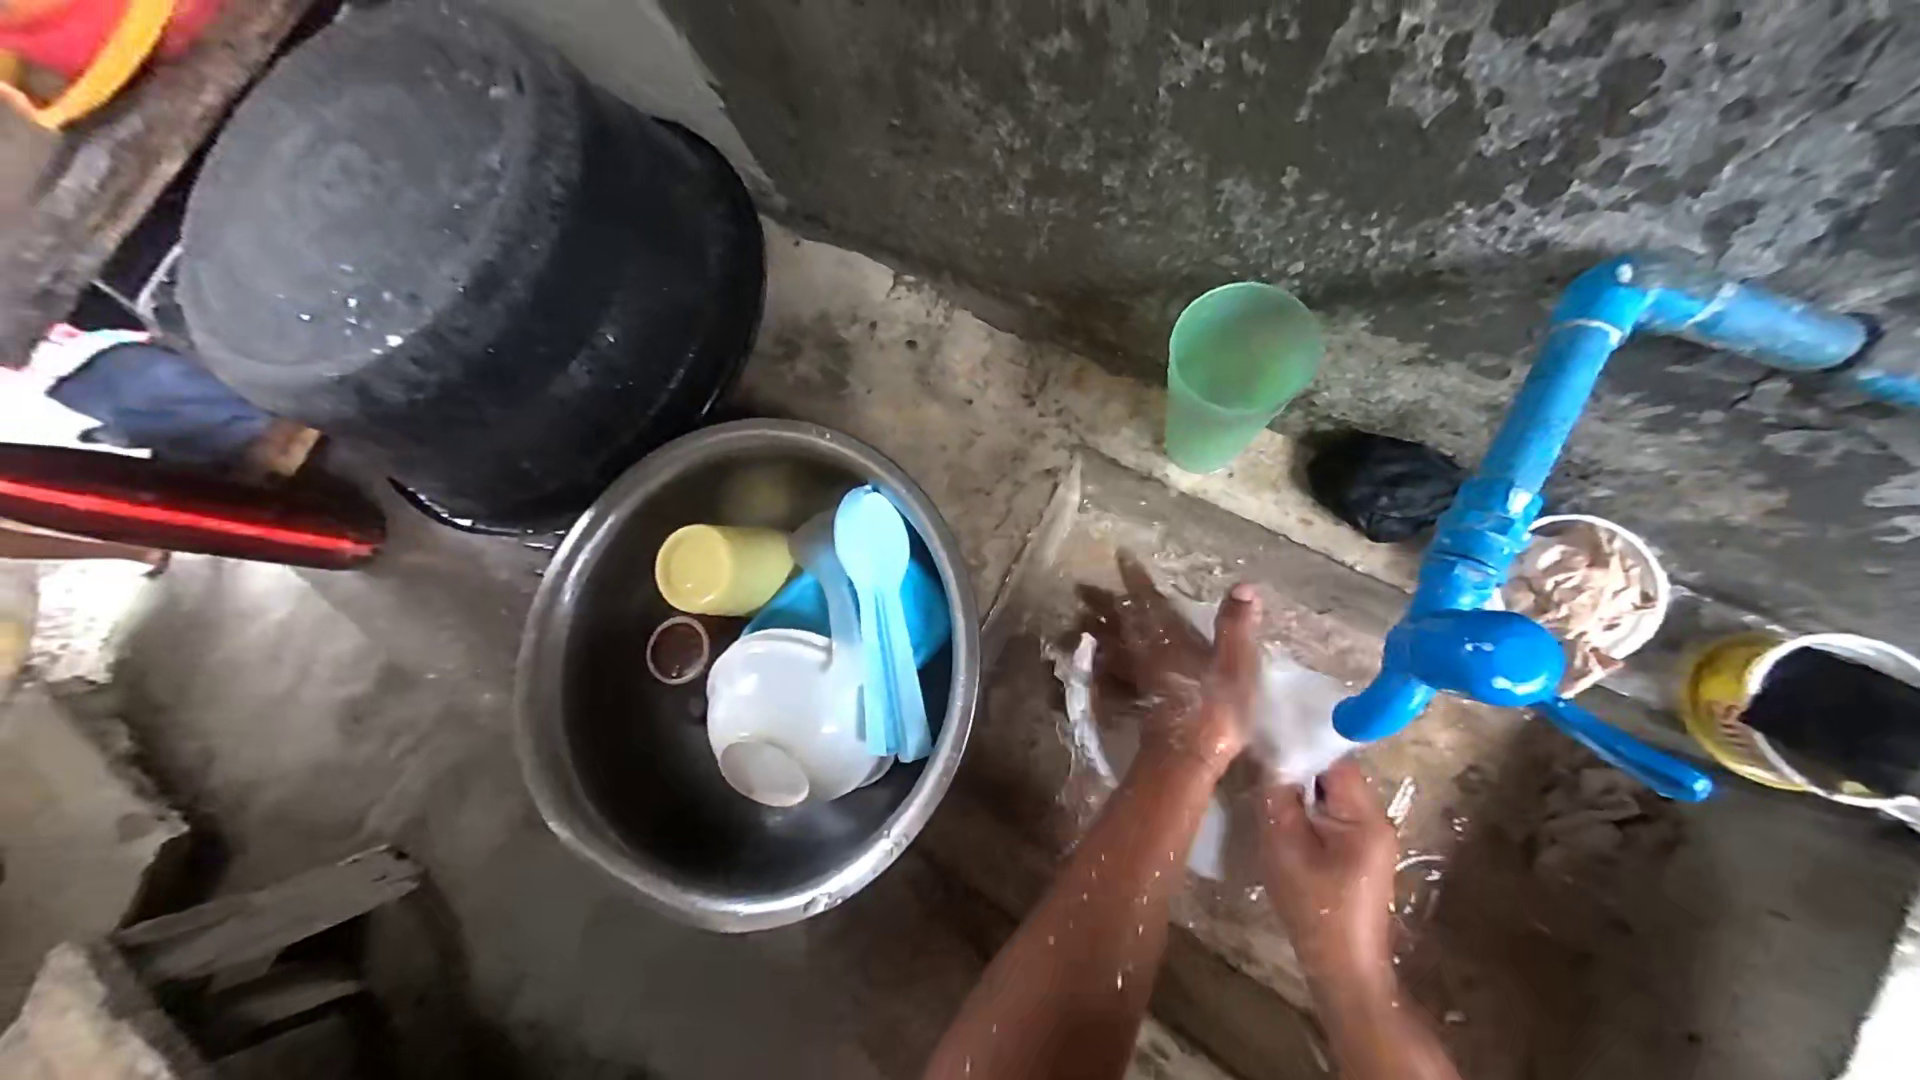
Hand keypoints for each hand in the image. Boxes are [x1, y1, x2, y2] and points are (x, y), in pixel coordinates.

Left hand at [1081, 552, 1262, 775]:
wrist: (1185, 758)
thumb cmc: (1215, 710)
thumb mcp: (1236, 667)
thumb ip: (1236, 628)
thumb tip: (1243, 586)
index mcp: (1168, 640)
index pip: (1148, 601)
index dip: (1136, 579)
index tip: (1120, 556)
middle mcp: (1145, 654)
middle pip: (1119, 623)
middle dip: (1102, 604)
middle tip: (1080, 587)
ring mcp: (1135, 680)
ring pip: (1108, 649)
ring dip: (1094, 632)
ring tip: (1078, 621)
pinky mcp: (1133, 703)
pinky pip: (1108, 680)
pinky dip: (1097, 671)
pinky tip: (1090, 672)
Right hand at [1256, 761, 1398, 998]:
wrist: (1342, 968)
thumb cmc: (1313, 906)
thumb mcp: (1284, 844)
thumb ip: (1278, 795)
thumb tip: (1269, 756)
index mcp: (1365, 816)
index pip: (1334, 760)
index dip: (1299, 744)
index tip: (1265, 734)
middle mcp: (1375, 820)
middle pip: (1332, 775)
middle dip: (1296, 766)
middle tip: (1257, 760)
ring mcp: (1369, 838)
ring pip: (1328, 794)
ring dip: (1299, 788)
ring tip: (1264, 783)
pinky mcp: (1358, 852)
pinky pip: (1329, 813)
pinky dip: (1305, 807)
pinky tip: (1280, 813)